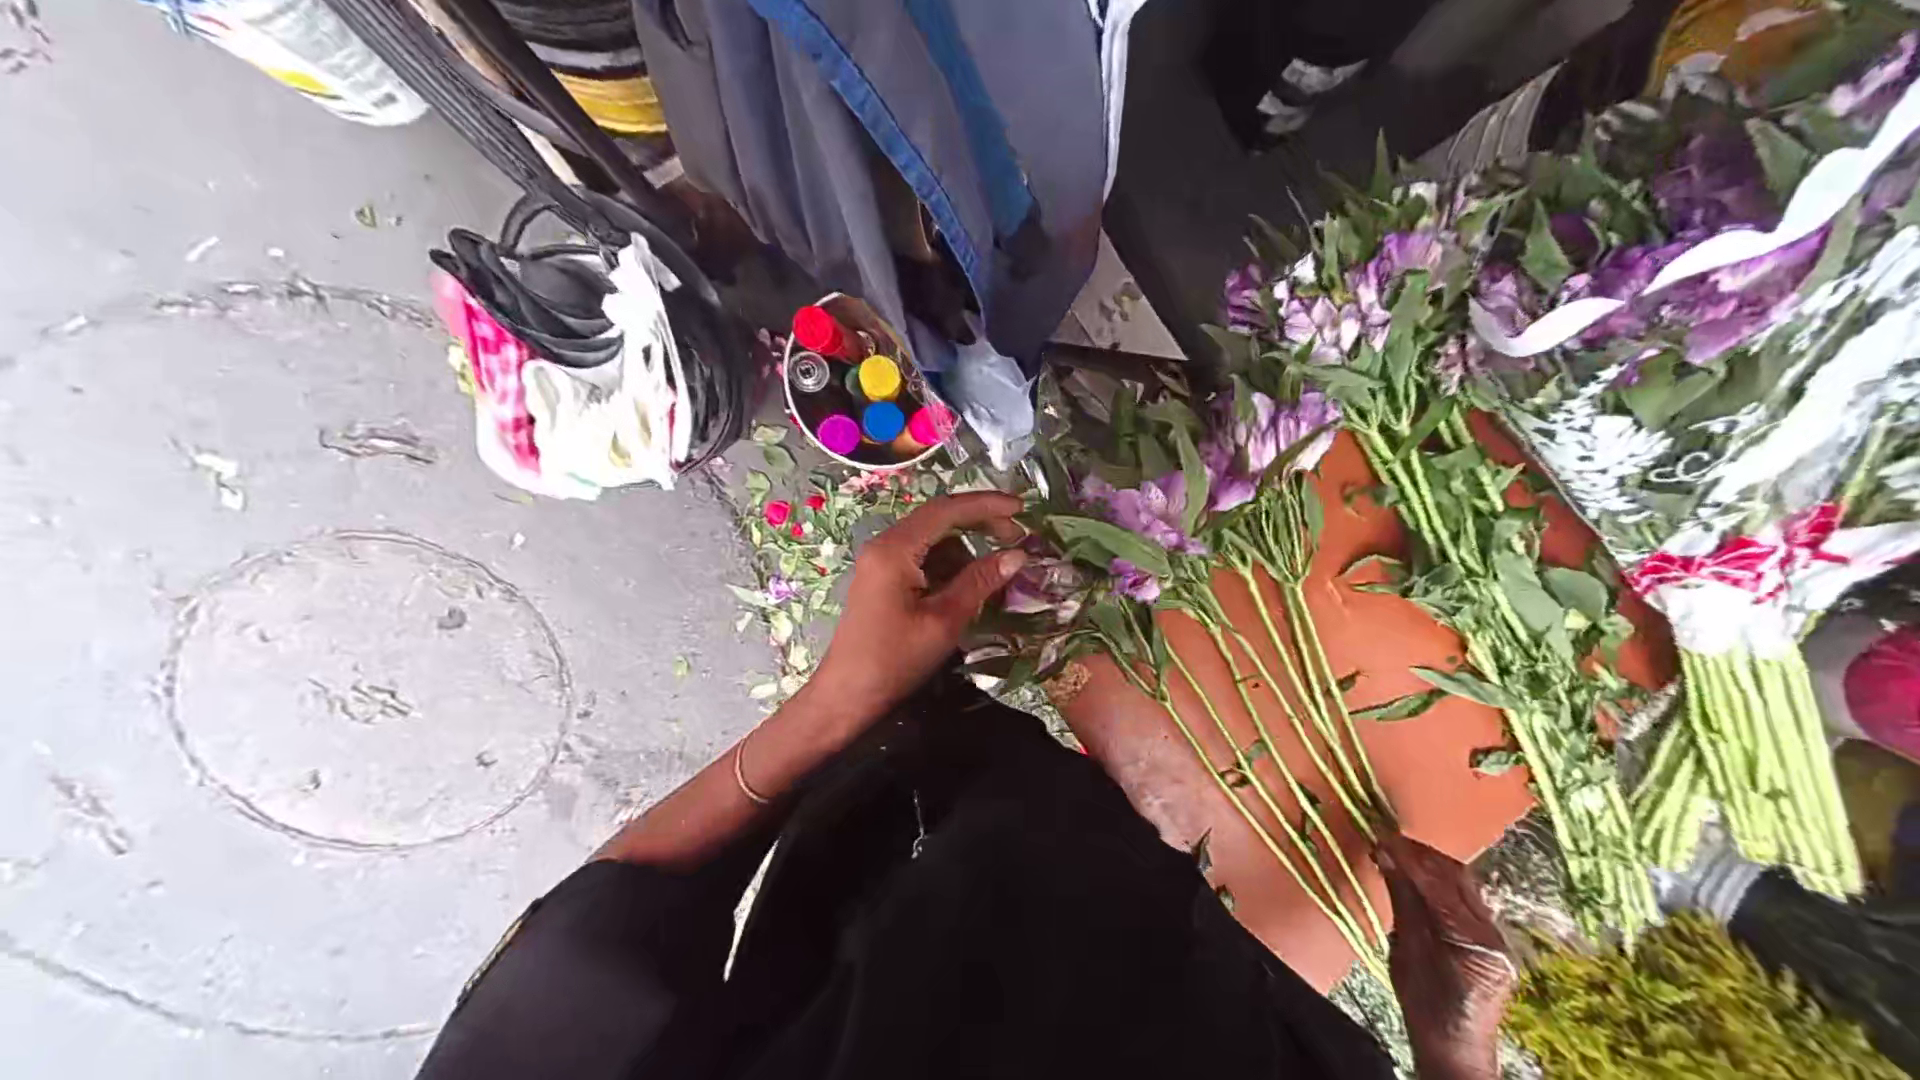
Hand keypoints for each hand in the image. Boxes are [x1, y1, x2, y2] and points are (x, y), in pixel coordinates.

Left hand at [803, 491, 1026, 724]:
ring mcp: (883, 562)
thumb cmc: (894, 659)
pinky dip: (951, 567)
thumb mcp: (944, 620)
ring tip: (998, 572)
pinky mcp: (885, 579)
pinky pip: (924, 560)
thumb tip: (1018, 555)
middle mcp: (886, 546)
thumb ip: (979, 582)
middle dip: (981, 524)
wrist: (848, 695)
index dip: (987, 505)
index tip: (1022, 507)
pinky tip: (971, 587)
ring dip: (968, 550)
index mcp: (895, 549)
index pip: (946, 510)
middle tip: (1018, 538)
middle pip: (940, 520)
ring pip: (934, 541)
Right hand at [1378, 834, 1515, 1079]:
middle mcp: (1493, 934)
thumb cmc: (1424, 1005)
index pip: (1438, 884)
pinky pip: (1464, 896)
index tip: (1379, 837)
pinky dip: (1437, 879)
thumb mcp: (1406, 950)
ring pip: (1463, 882)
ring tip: (1396, 851)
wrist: (1456, 1046)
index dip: (1407, 856)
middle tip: (1384, 840)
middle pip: (1457, 876)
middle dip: (1420, 853)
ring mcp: (1496, 935)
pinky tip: (1415, 874)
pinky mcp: (1490, 936)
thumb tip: (1385, 856)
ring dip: (1429, 862)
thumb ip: (1402, 900)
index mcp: (1473, 942)